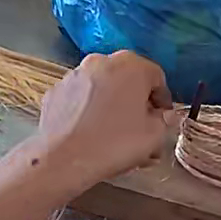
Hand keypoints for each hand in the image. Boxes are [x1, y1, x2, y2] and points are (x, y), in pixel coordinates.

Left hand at [30, 51, 177, 191]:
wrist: (64, 158)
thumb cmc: (116, 143)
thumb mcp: (155, 136)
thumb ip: (164, 120)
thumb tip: (163, 115)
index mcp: (132, 66)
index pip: (157, 77)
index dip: (164, 100)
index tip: (164, 119)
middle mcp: (102, 61)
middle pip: (129, 80)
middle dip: (138, 102)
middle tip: (143, 128)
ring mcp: (75, 75)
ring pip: (104, 88)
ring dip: (114, 106)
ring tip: (117, 135)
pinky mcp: (56, 91)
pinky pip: (82, 99)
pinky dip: (91, 111)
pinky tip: (93, 134)